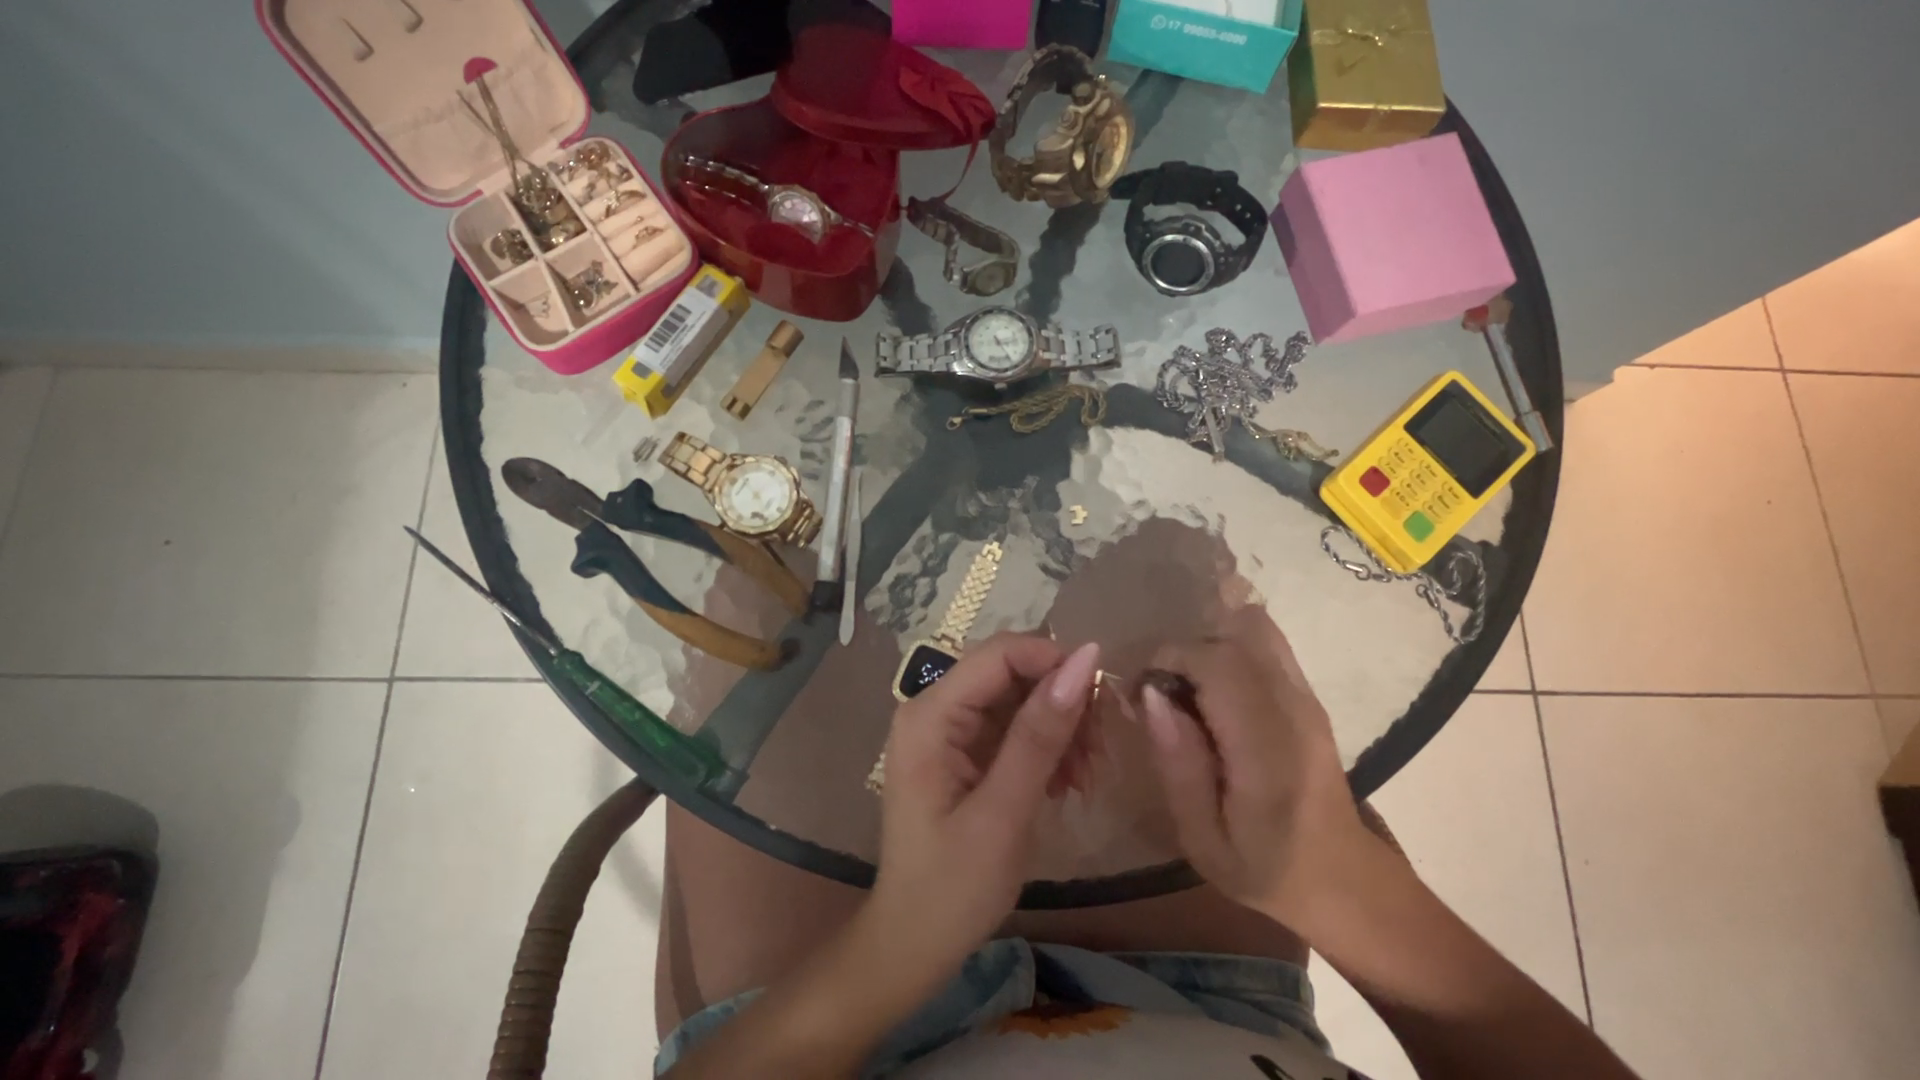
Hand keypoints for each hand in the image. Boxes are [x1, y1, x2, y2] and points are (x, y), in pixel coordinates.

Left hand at [870, 634, 1101, 974]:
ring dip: (1061, 728)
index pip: (1000, 654)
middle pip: (1012, 673)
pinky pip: (1015, 729)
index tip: (1104, 699)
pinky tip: (1067, 784)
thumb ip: (1039, 734)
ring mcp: (948, 732)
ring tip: (1086, 778)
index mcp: (929, 715)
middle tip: (1100, 751)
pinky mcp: (964, 754)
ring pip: (1020, 699)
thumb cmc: (954, 885)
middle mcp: (934, 710)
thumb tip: (1083, 659)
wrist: (916, 941)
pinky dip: (1047, 749)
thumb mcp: (1004, 810)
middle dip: (1062, 701)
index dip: (1055, 661)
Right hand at [1139, 607, 1370, 926]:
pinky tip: (1213, 694)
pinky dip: (1229, 650)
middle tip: (1162, 692)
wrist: (1341, 878)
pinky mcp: (1309, 696)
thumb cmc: (1265, 868)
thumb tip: (1151, 696)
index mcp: (1268, 748)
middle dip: (1187, 649)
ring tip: (1188, 690)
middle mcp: (1295, 709)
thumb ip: (1178, 766)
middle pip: (1237, 632)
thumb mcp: (1203, 839)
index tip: (1141, 692)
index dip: (1170, 659)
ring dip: (1210, 644)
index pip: (1218, 663)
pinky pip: (1265, 645)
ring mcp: (1308, 697)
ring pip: (1255, 627)